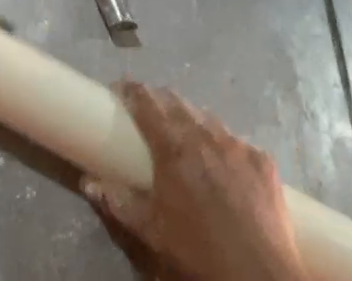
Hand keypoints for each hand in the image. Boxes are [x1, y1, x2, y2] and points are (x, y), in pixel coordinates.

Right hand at [84, 83, 306, 280]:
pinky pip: (236, 140)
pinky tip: (222, 163)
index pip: (146, 103)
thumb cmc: (199, 252)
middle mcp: (206, 136)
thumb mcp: (151, 232)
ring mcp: (239, 146)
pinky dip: (222, 143)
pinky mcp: (263, 161)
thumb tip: (88, 182)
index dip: (130, 91)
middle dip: (158, 100)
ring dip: (190, 118)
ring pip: (207, 117)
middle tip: (146, 113)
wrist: (261, 277)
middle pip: (176, 102)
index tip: (118, 89)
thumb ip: (118, 203)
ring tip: (183, 134)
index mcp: (173, 148)